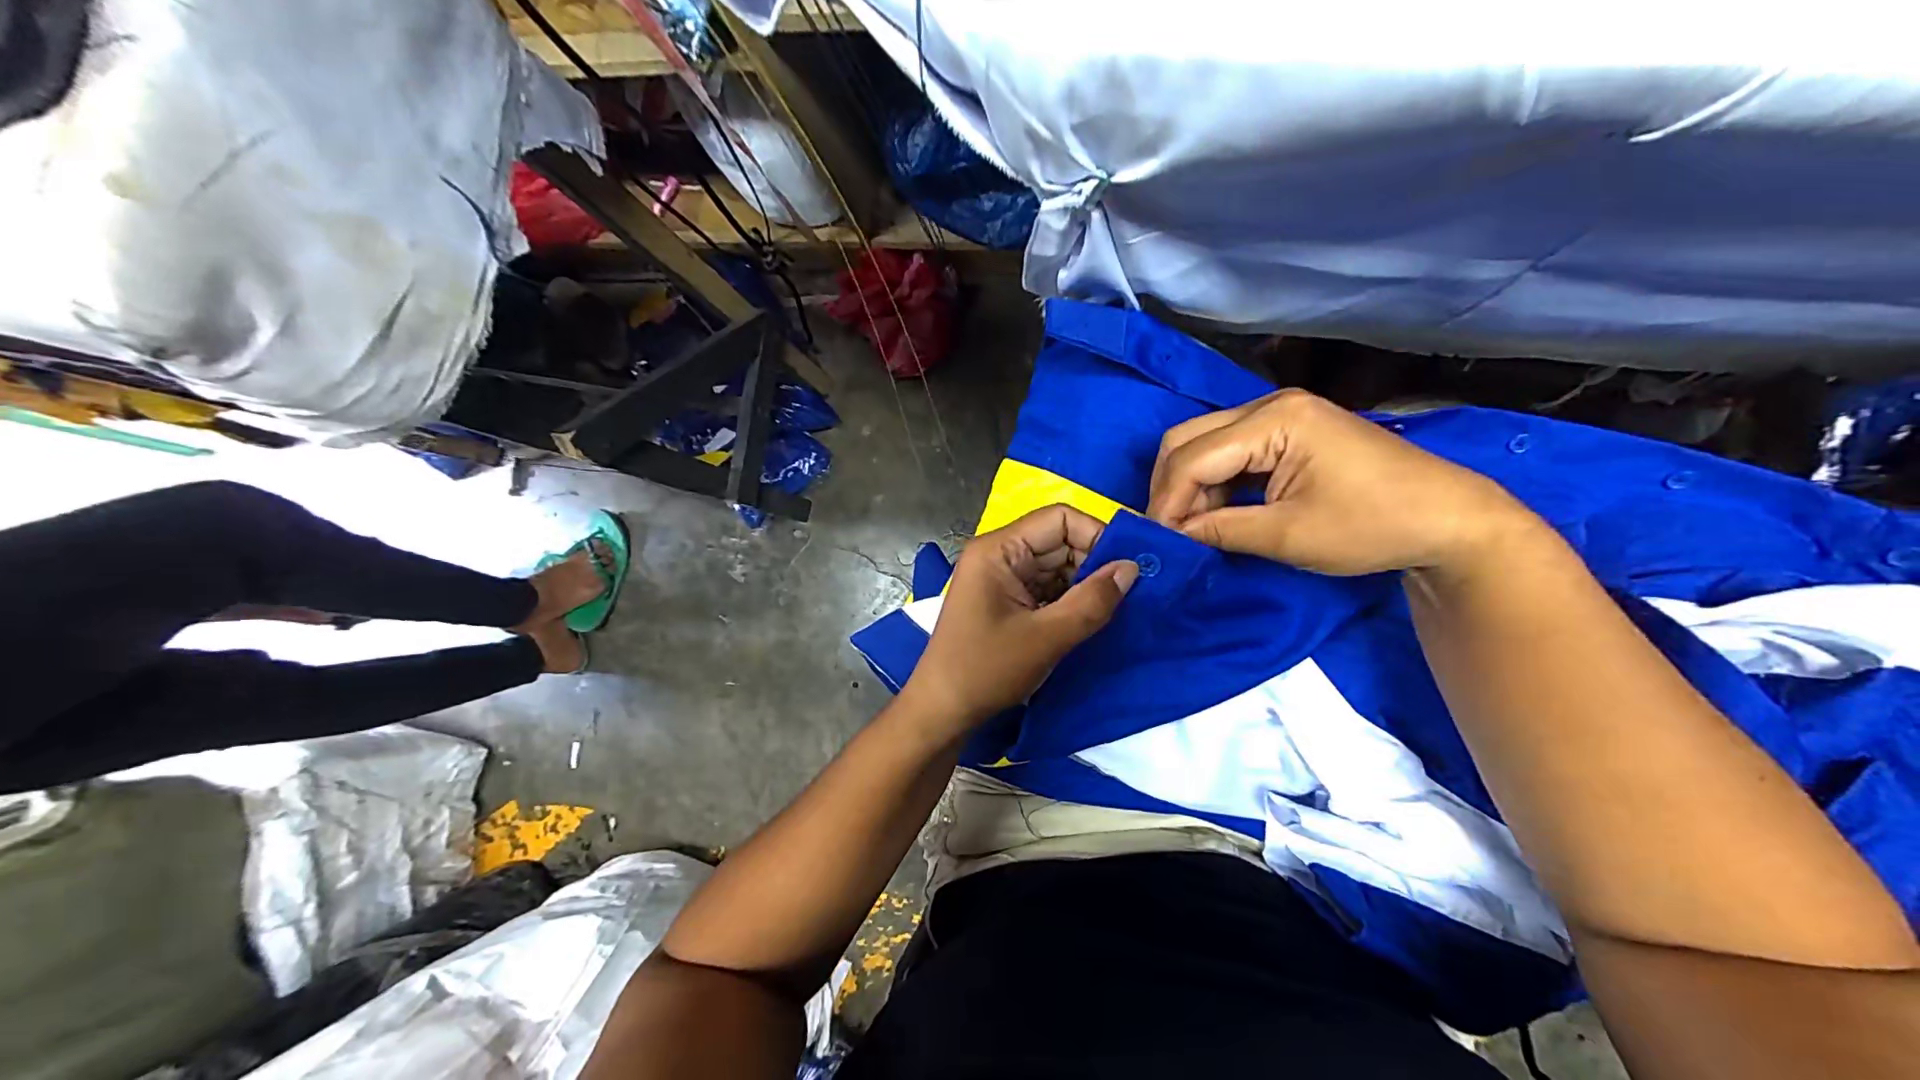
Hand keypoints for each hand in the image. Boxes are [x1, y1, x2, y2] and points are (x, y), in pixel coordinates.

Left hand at [902, 505, 1138, 728]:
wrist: (943, 710)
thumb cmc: (985, 670)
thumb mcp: (1046, 637)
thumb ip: (1091, 601)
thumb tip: (1131, 569)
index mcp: (998, 550)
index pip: (1058, 518)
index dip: (1097, 535)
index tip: (1130, 565)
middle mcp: (999, 554)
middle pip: (1060, 540)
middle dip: (1095, 562)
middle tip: (1132, 591)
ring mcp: (1002, 578)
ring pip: (1058, 566)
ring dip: (1086, 584)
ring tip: (1118, 606)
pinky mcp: (1007, 600)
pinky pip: (1048, 587)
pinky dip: (1071, 599)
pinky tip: (1093, 617)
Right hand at [1147, 389, 1540, 575]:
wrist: (1449, 520)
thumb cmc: (1372, 526)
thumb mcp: (1287, 535)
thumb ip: (1220, 530)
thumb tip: (1170, 537)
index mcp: (1274, 419)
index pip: (1192, 457)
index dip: (1166, 502)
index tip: (1156, 542)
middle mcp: (1270, 404)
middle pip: (1188, 439)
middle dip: (1170, 488)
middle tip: (1168, 533)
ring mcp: (1281, 413)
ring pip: (1205, 443)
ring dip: (1191, 486)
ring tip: (1193, 529)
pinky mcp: (1289, 430)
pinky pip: (1231, 451)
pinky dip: (1216, 482)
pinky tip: (1218, 512)